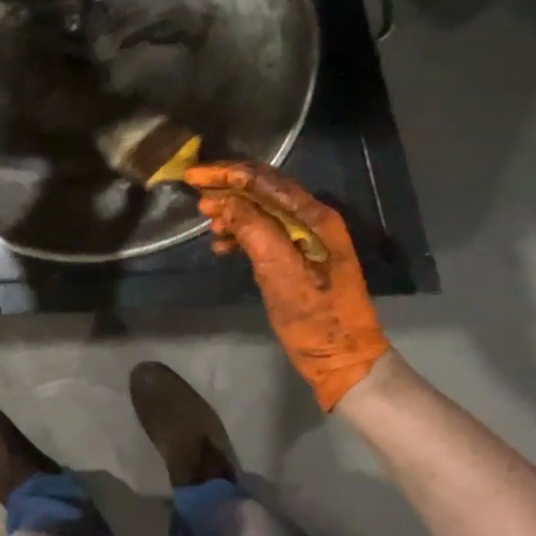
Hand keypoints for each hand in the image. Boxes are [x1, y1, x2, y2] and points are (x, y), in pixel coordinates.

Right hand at [188, 161, 389, 410]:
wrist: (343, 361)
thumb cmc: (315, 316)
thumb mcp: (280, 271)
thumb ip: (253, 229)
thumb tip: (223, 200)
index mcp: (314, 217)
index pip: (264, 180)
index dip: (226, 173)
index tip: (192, 175)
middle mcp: (312, 220)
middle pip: (262, 189)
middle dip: (226, 188)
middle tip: (195, 194)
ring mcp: (304, 238)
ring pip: (259, 210)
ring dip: (231, 211)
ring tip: (208, 223)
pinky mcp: (295, 256)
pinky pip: (262, 231)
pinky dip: (239, 232)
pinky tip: (222, 245)